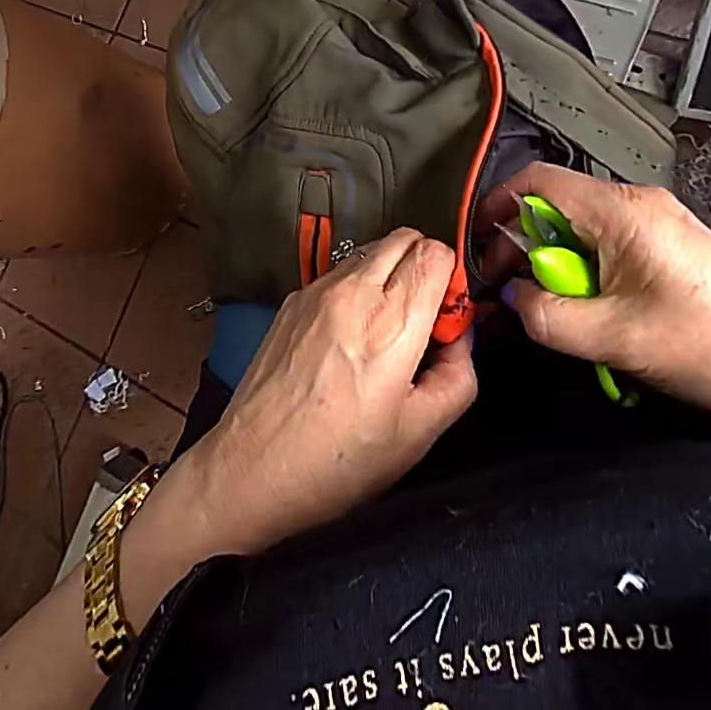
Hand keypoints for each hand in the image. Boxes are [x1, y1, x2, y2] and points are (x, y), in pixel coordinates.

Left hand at [159, 228, 477, 557]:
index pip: (436, 253)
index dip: (452, 280)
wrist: (250, 472)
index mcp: (391, 326)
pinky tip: (350, 336)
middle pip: (407, 238)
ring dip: (391, 274)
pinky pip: (341, 272)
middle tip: (423, 314)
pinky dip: (358, 288)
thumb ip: (459, 375)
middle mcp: (352, 295)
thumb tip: (460, 340)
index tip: (448, 315)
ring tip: (385, 328)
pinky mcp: (293, 301)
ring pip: (373, 250)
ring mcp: (317, 293)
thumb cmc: (331, 461)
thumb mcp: (419, 432)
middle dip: (425, 266)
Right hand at [482, 163, 710, 418]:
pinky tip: (609, 324)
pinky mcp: (672, 251)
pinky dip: (595, 284)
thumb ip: (546, 316)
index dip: (498, 207)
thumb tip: (514, 299)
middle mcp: (641, 207)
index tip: (479, 244)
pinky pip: (613, 254)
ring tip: (577, 323)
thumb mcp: (615, 338)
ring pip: (584, 238)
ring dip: (566, 277)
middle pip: (558, 211)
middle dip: (530, 253)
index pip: (538, 183)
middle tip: (519, 298)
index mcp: (623, 212)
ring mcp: (660, 227)